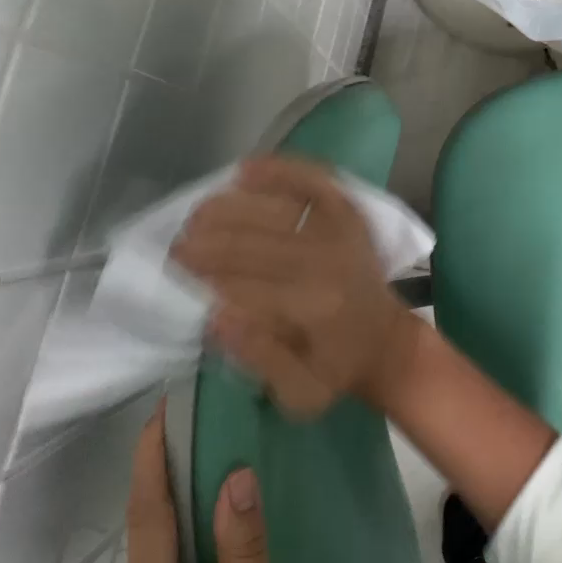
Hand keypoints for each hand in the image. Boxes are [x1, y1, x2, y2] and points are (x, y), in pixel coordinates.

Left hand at [128, 398, 268, 562]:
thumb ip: (242, 547)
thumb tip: (240, 474)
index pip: (147, 505)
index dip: (152, 450)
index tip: (169, 401)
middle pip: (144, 510)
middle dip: (161, 457)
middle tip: (190, 408)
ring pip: (156, 526)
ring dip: (175, 482)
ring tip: (207, 441)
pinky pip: (170, 540)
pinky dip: (186, 508)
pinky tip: (213, 496)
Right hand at [172, 157, 417, 417]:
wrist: (387, 342)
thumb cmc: (336, 368)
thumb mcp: (299, 392)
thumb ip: (259, 358)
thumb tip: (217, 318)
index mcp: (314, 307)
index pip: (246, 284)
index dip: (205, 276)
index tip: (174, 272)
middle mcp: (329, 262)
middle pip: (256, 243)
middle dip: (209, 243)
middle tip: (176, 246)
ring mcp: (342, 232)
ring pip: (276, 210)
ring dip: (232, 208)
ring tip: (198, 214)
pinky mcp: (350, 214)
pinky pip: (314, 181)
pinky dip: (281, 170)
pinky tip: (247, 169)